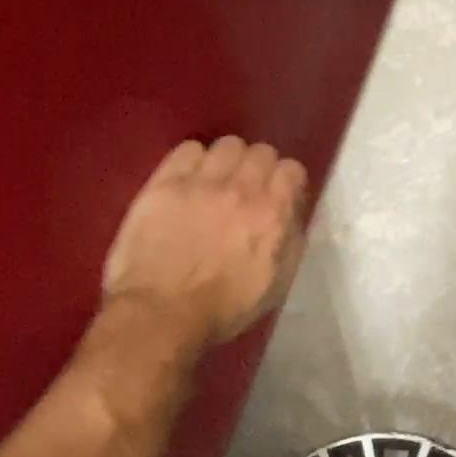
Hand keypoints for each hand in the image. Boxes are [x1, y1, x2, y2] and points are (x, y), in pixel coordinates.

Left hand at [102, 136, 308, 344]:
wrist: (163, 312)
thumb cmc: (224, 309)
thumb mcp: (276, 284)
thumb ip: (290, 243)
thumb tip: (291, 217)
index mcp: (274, 215)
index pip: (292, 171)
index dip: (287, 184)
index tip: (279, 199)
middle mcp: (242, 189)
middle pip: (260, 152)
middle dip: (259, 170)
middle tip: (247, 194)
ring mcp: (201, 181)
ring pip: (227, 145)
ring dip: (228, 162)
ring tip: (217, 184)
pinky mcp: (165, 182)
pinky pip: (188, 149)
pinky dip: (194, 161)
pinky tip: (189, 183)